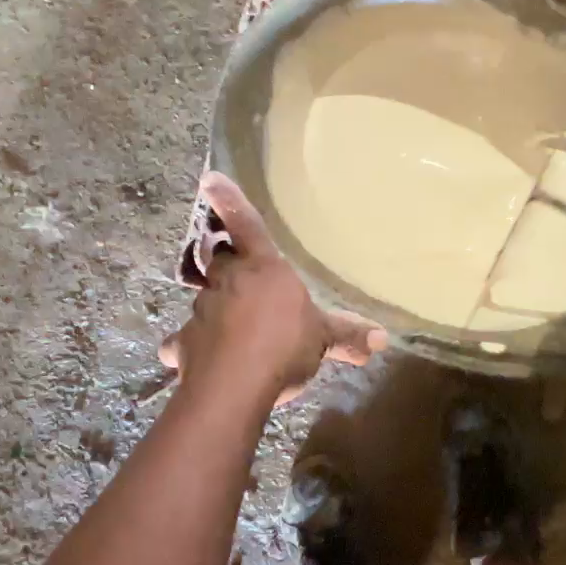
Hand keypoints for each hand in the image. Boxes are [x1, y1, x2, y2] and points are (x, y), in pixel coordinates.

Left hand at [161, 173, 385, 404]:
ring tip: (228, 325)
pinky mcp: (183, 343)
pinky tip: (192, 360)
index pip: (246, 225)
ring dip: (214, 305)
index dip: (228, 200)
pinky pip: (183, 342)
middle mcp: (227, 281)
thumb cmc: (283, 345)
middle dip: (224, 261)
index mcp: (262, 268)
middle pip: (219, 260)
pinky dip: (186, 349)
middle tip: (234, 267)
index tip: (208, 178)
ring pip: (204, 299)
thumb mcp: (322, 339)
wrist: (234, 386)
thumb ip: (347, 336)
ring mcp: (201, 311)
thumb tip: (382, 339)